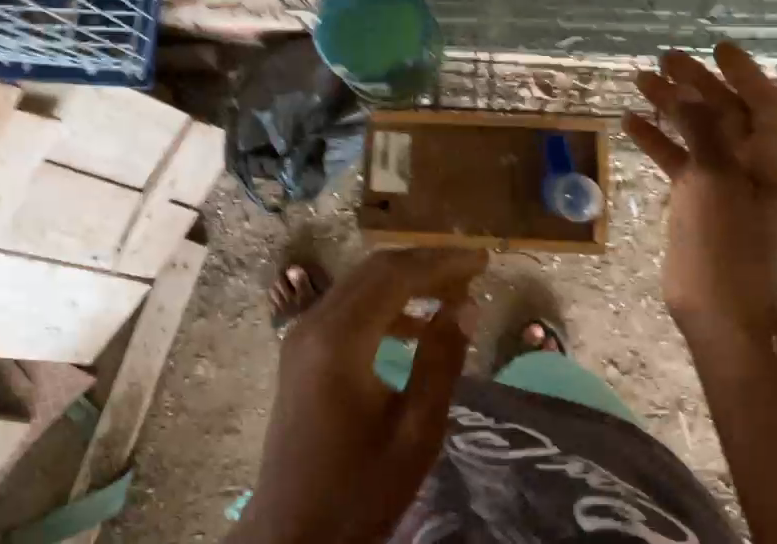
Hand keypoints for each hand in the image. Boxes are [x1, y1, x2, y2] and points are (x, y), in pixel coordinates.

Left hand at [231, 248, 486, 543]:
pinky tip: (416, 327)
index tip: (484, 261)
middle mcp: (314, 324)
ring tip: (454, 295)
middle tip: (473, 271)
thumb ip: (440, 362)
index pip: (395, 275)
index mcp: (339, 340)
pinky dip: (384, 304)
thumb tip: (467, 306)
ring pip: (359, 285)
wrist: (292, 532)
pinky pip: (347, 308)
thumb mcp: (415, 432)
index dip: (442, 262)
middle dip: (426, 264)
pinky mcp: (300, 351)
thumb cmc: (359, 488)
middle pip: (374, 271)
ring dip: (406, 282)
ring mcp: (301, 335)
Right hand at [623, 43, 776, 347]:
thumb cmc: (727, 240)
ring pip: (696, 131)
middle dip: (697, 83)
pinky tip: (630, 122)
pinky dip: (657, 139)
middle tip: (665, 58)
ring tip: (641, 79)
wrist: (717, 306)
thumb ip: (702, 130)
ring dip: (672, 105)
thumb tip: (685, 95)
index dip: (742, 71)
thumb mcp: (716, 177)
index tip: (716, 46)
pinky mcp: (696, 199)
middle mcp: (750, 162)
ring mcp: (721, 181)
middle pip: (725, 110)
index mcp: (772, 156)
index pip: (763, 101)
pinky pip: (676, 158)